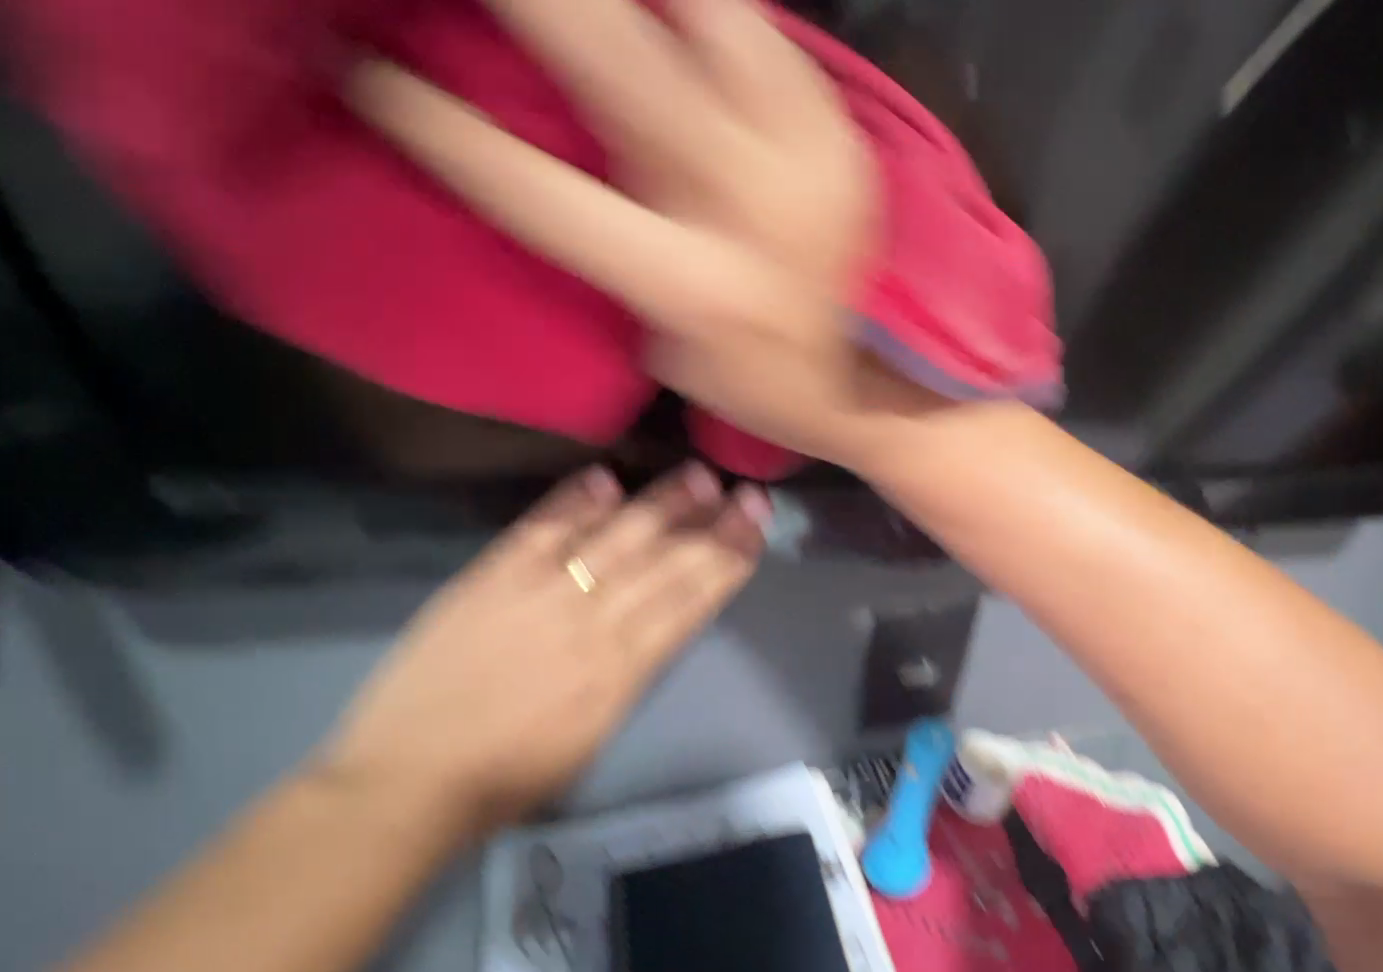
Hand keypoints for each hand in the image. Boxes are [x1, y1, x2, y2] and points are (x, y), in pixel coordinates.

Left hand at [318, 464, 765, 833]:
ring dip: (660, 506)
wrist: (409, 780)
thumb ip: (630, 675)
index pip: (689, 603)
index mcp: (623, 672)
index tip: (755, 530)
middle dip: (713, 528)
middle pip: (665, 565)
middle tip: (749, 494)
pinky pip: (540, 533)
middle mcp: (592, 625)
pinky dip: (573, 503)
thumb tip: (655, 627)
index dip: (727, 563)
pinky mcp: (488, 581)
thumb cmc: (512, 777)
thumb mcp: (596, 735)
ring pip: (615, 541)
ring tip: (698, 475)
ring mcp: (538, 596)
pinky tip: (606, 478)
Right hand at [345, 0, 931, 465]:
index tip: (369, 75)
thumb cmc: (752, 380)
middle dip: (540, 10)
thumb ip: (604, 241)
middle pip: (619, 67)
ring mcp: (806, 161)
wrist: (871, 381)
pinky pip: (764, 27)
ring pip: (706, 15)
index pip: (539, 193)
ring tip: (579, 7)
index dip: (444, 130)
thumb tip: (535, 133)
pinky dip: (704, 5)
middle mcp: (746, 213)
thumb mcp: (661, 336)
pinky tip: (672, 14)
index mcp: (689, 288)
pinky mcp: (843, 133)